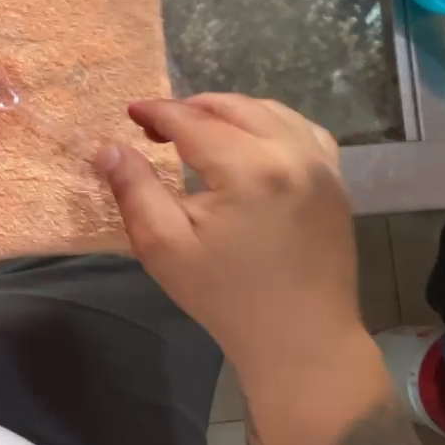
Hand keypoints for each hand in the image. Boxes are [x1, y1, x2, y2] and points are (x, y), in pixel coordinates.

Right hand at [94, 93, 364, 380]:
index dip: (158, 112)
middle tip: (154, 127)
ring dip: (229, 112)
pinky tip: (246, 143)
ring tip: (196, 130)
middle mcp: (293, 155)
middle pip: (236, 108)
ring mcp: (323, 166)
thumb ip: (134, 189)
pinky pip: (303, 132)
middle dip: (191, 108)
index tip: (129, 111)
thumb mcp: (161, 244)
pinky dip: (268, 125)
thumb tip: (109, 148)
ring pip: (273, 113)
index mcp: (249, 168)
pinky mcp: (335, 183)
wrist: (299, 336)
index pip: (195, 121)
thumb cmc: (222, 294)